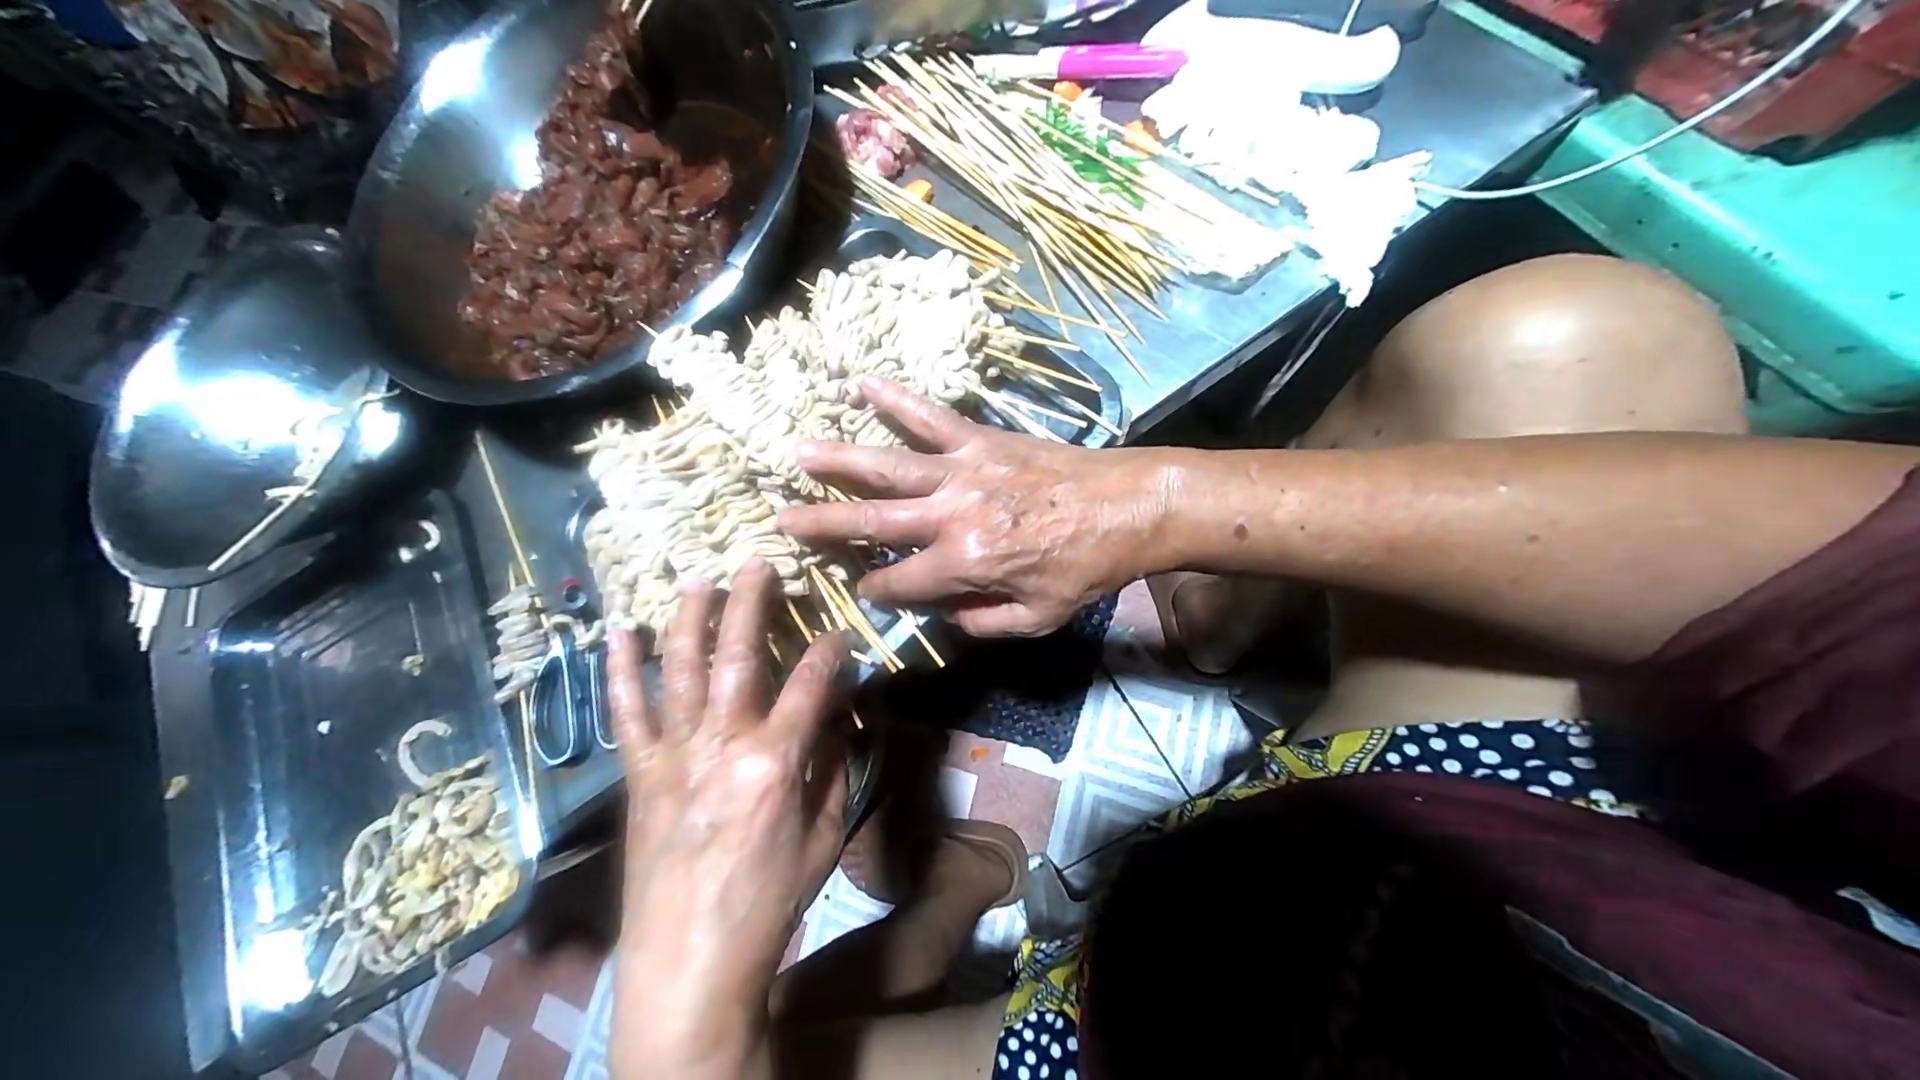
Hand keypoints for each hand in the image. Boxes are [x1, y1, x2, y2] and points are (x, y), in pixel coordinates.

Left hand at [607, 559, 849, 1079]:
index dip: (830, 650)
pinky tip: (619, 632)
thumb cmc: (770, 901)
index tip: (839, 634)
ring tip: (698, 580)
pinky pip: (626, 714)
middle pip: (740, 656)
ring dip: (690, 619)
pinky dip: (620, 670)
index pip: (812, 682)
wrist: (691, 960)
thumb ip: (831, 767)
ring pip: (680, 670)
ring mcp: (674, 755)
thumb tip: (835, 717)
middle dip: (752, 603)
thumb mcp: (823, 835)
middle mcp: (724, 743)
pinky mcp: (639, 774)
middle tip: (759, 564)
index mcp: (777, 760)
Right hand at [779, 378, 1173, 636]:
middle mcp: (951, 515)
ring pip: (888, 465)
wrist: (1127, 506)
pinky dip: (896, 398)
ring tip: (798, 453)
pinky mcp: (980, 440)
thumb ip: (981, 622)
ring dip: (839, 460)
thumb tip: (942, 613)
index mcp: (964, 564)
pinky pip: (932, 416)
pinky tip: (862, 382)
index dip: (877, 592)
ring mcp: (963, 471)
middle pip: (873, 523)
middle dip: (823, 524)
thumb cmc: (1084, 567)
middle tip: (782, 520)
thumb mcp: (1037, 619)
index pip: (899, 584)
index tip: (865, 590)